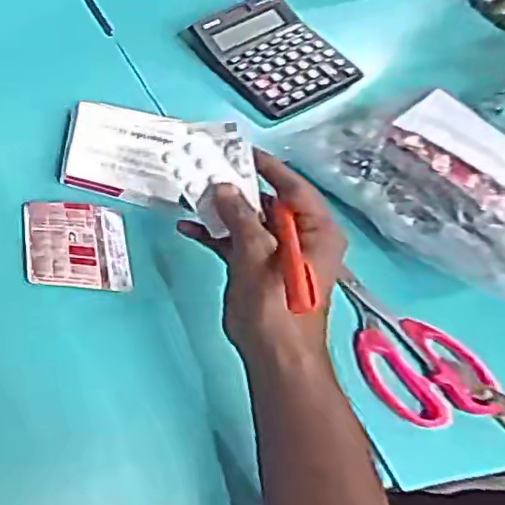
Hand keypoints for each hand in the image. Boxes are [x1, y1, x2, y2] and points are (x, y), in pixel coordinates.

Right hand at [178, 151, 346, 359]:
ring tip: (191, 195)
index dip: (268, 167)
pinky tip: (189, 228)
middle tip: (206, 170)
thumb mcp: (257, 254)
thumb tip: (223, 187)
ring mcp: (276, 254)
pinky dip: (214, 234)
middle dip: (235, 189)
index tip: (240, 150)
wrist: (274, 354)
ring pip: (247, 222)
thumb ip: (240, 216)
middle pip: (266, 203)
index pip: (293, 187)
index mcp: (315, 231)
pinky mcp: (256, 269)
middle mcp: (299, 238)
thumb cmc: (276, 304)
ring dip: (220, 211)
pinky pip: (234, 242)